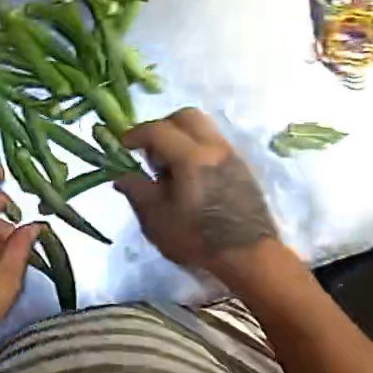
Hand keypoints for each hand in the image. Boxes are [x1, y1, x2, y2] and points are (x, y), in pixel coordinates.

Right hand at [116, 108, 281, 277]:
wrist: (249, 255)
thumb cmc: (199, 239)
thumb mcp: (157, 220)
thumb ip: (138, 192)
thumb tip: (122, 177)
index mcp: (191, 157)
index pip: (158, 130)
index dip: (137, 134)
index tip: (124, 145)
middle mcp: (214, 148)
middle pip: (186, 117)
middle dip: (163, 126)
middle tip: (149, 150)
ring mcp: (233, 155)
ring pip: (204, 128)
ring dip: (182, 137)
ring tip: (170, 167)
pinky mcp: (243, 168)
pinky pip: (215, 144)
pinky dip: (197, 149)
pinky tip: (190, 176)